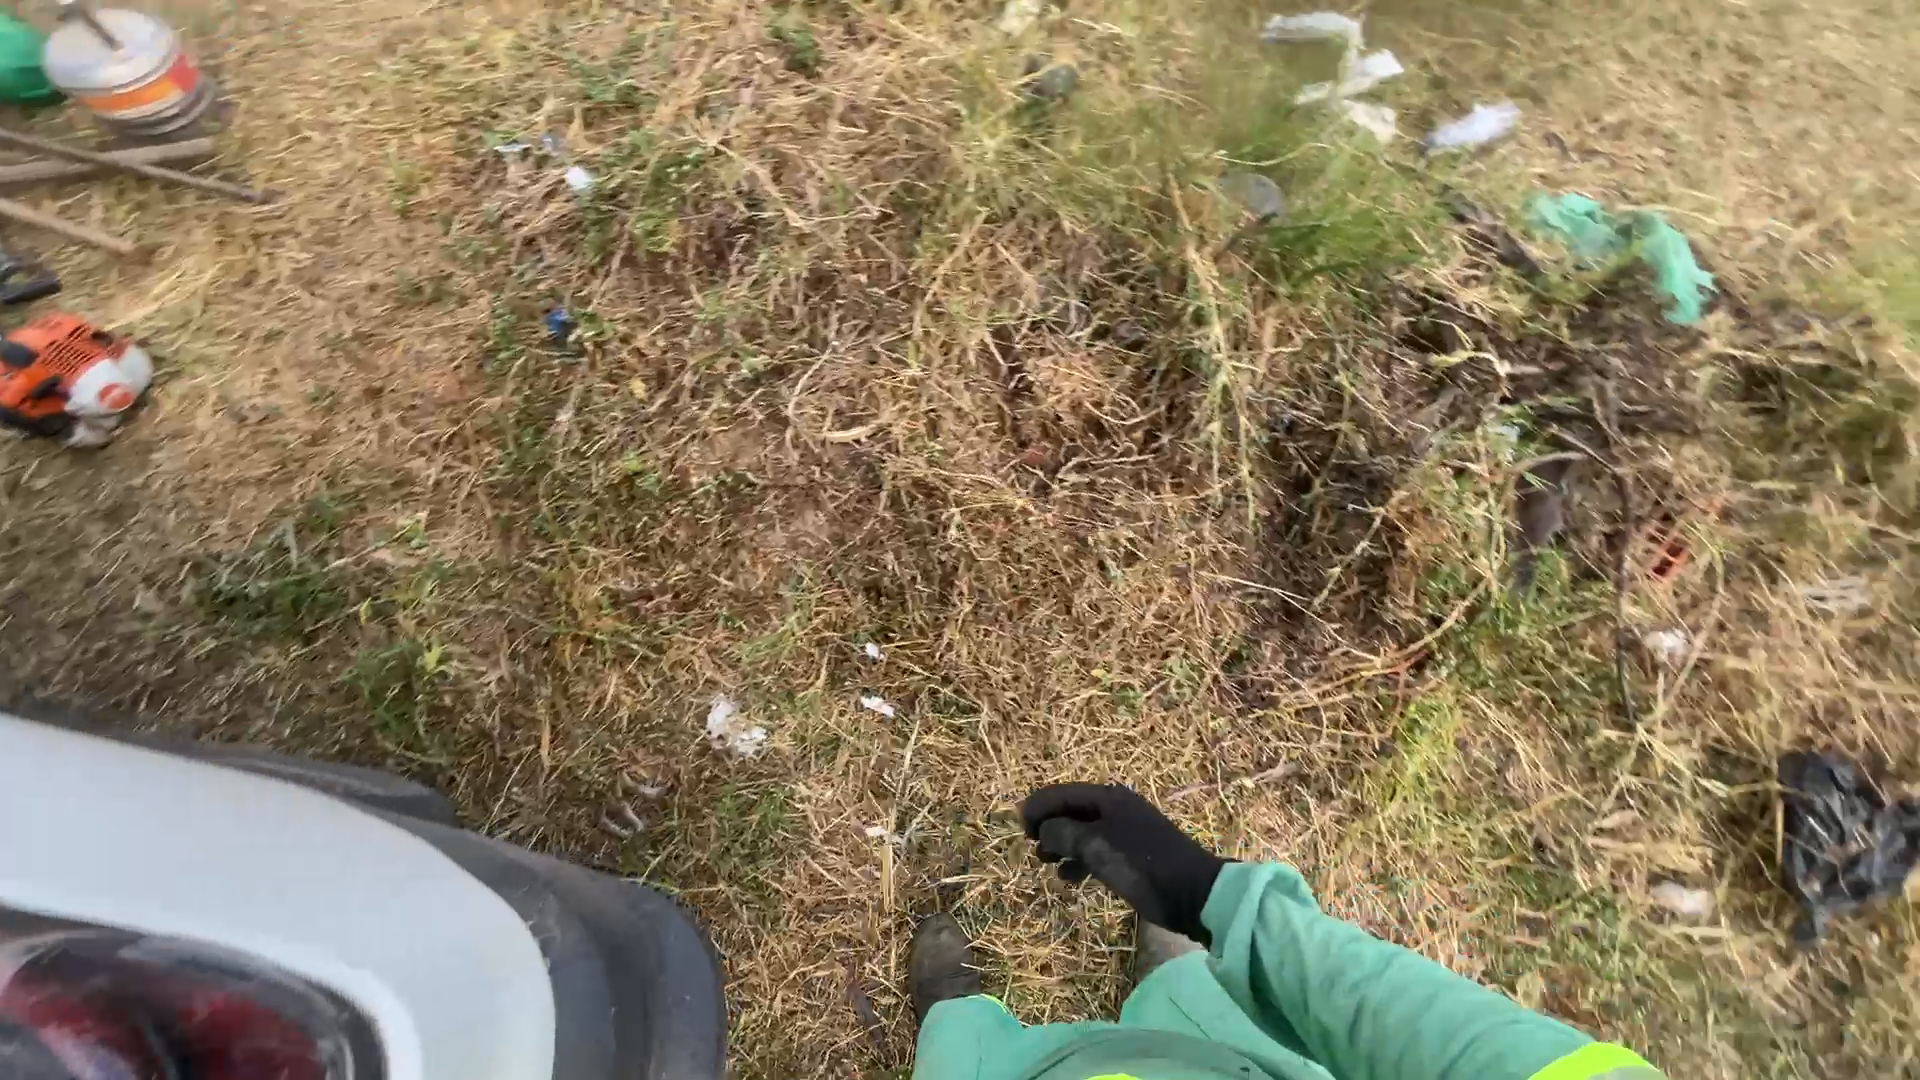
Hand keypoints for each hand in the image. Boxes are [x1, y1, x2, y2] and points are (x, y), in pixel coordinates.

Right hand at [1020, 783, 1225, 944]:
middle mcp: (1115, 808)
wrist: (1195, 894)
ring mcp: (1125, 830)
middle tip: (1031, 845)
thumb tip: (1045, 829)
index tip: (1020, 828)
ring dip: (1061, 843)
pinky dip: (1079, 859)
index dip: (1038, 808)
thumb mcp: (1097, 848)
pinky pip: (1096, 849)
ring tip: (1045, 862)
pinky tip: (1069, 877)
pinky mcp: (1133, 854)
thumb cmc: (1143, 865)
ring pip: (1082, 831)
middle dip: (1048, 825)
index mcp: (1108, 798)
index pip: (1062, 794)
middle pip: (1071, 810)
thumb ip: (1065, 834)